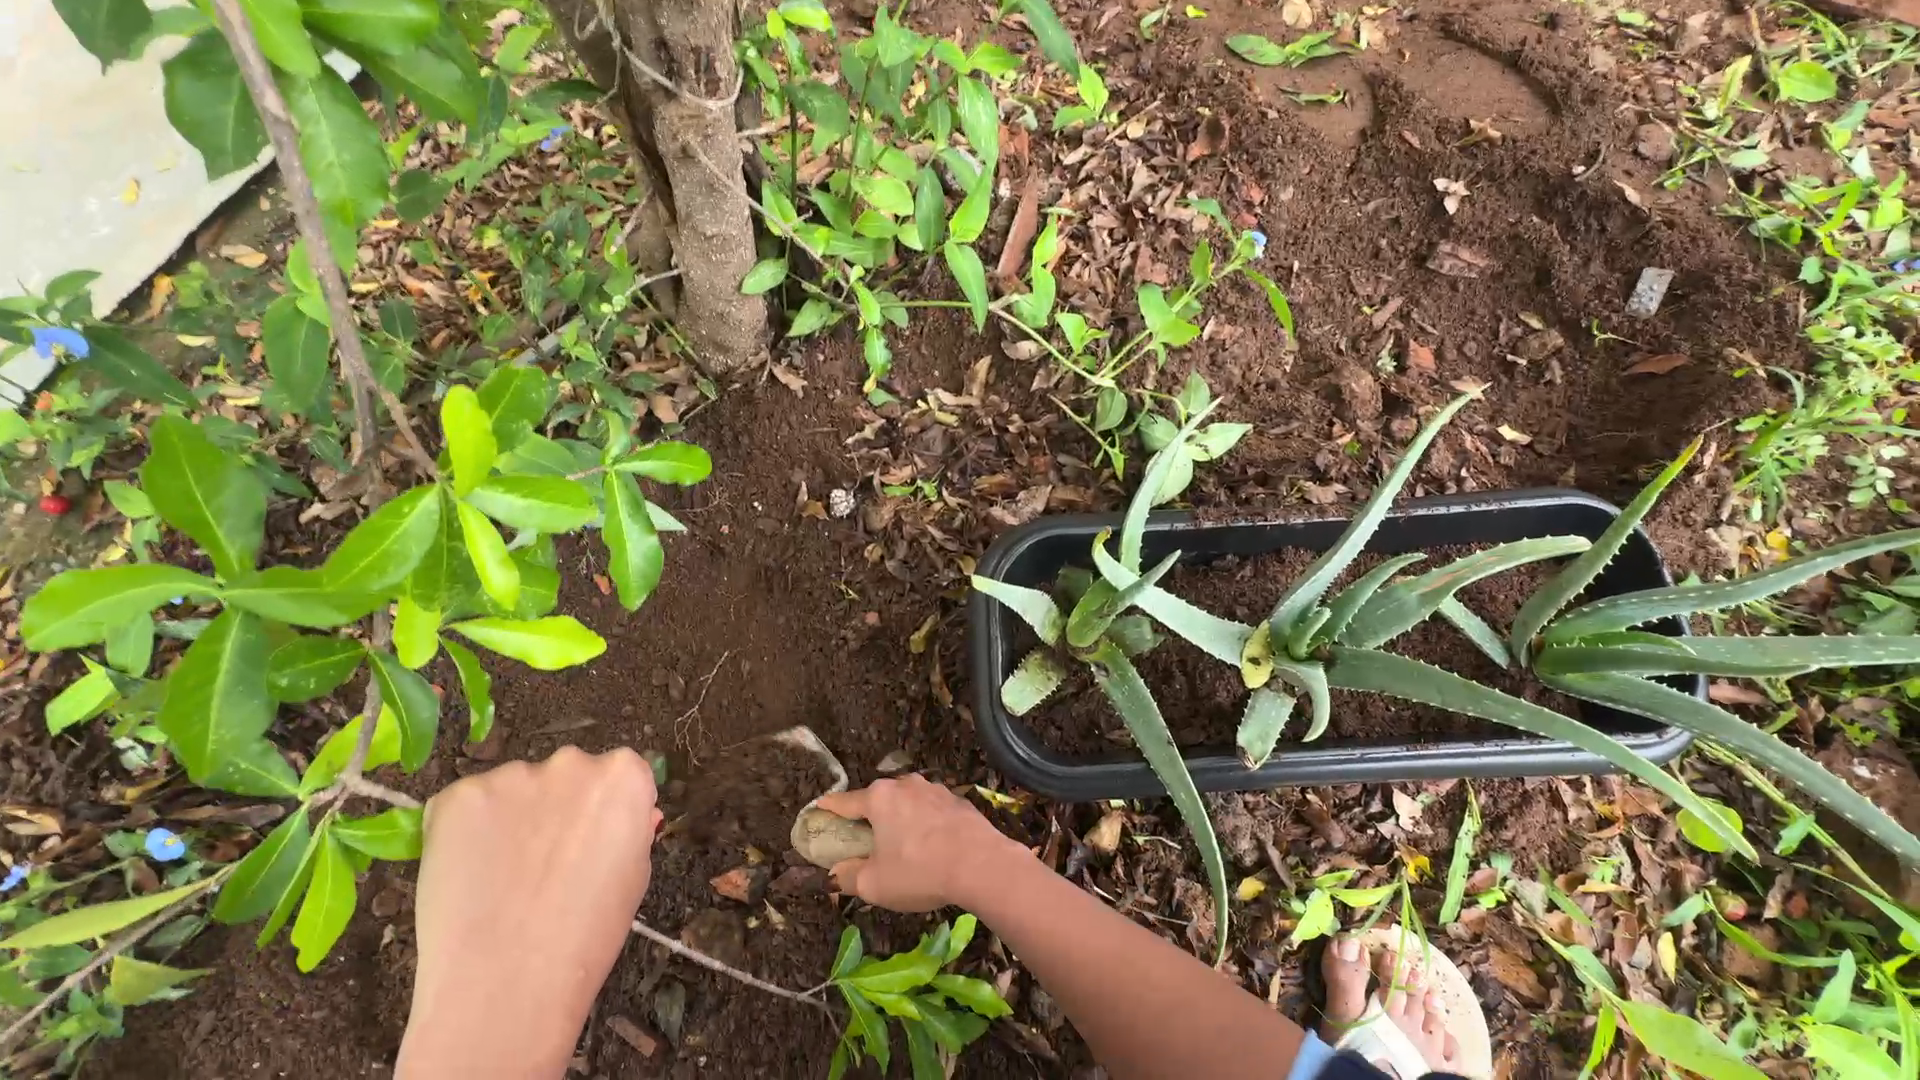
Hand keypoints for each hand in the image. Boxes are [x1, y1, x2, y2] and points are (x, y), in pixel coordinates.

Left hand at [398, 746, 660, 1077]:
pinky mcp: (458, 797)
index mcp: (626, 775)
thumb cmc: (588, 935)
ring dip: (510, 818)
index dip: (603, 811)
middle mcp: (574, 761)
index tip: (592, 842)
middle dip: (557, 807)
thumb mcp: (634, 874)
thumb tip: (619, 816)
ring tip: (502, 877)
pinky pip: (465, 805)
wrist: (510, 981)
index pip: (620, 773)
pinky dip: (464, 832)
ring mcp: (513, 775)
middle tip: (546, 862)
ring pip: (514, 789)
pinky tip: (469, 875)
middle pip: (566, 774)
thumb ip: (628, 831)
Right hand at [814, 774, 1025, 912]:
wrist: (982, 864)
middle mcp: (906, 785)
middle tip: (864, 839)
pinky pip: (932, 811)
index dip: (829, 809)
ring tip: (901, 845)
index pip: (845, 802)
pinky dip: (925, 825)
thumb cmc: (920, 871)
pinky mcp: (959, 801)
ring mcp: (935, 790)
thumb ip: (849, 877)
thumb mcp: (875, 885)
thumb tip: (837, 875)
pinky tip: (931, 847)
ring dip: (901, 820)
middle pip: (878, 800)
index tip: (819, 808)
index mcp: (879, 798)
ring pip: (908, 803)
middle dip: (869, 817)